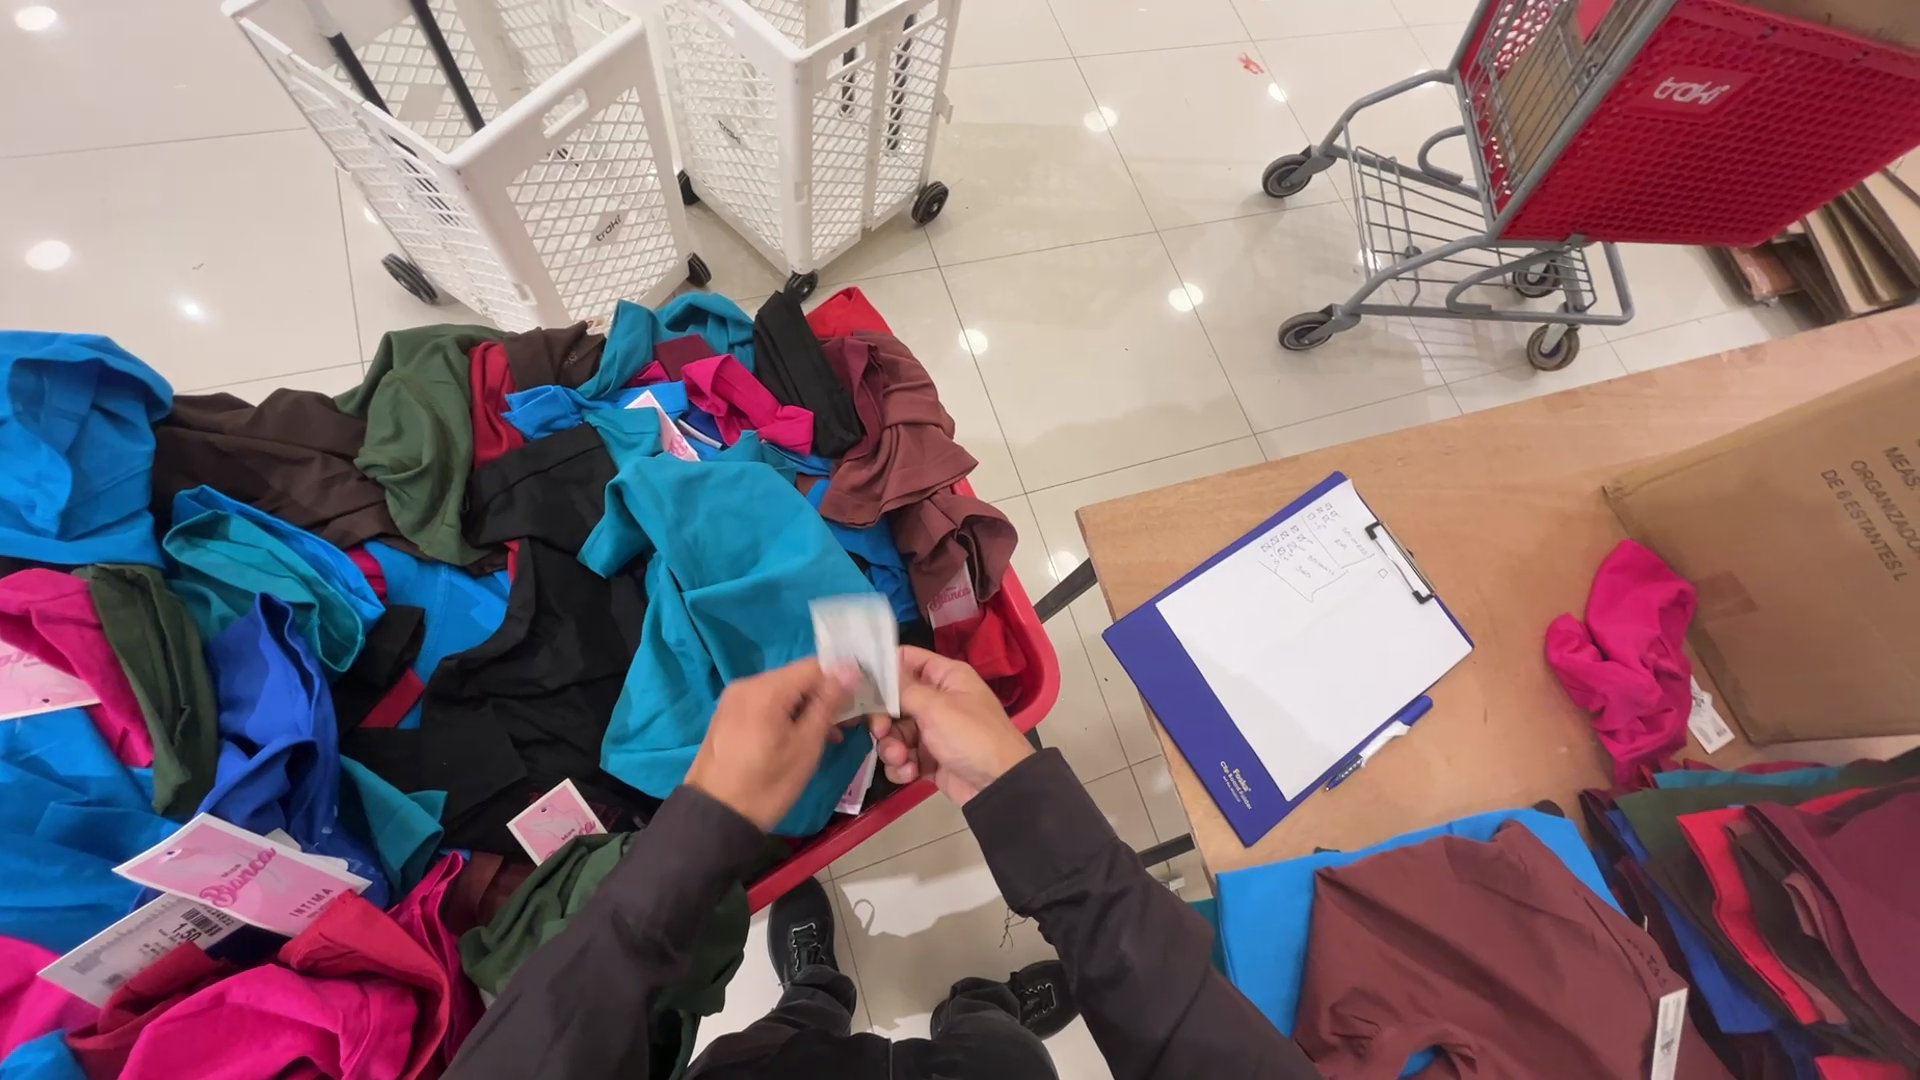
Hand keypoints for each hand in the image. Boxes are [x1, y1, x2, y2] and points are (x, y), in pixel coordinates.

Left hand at [687, 657, 854, 830]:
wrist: (715, 818)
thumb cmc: (767, 784)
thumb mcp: (806, 745)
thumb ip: (828, 703)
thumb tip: (850, 669)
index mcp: (766, 689)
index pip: (815, 666)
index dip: (840, 680)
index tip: (857, 702)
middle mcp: (747, 684)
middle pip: (798, 677)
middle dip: (824, 696)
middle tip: (845, 723)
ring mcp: (735, 698)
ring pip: (784, 690)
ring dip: (807, 707)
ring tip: (827, 734)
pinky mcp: (729, 713)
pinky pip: (767, 702)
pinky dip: (787, 713)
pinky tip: (799, 736)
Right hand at [870, 646, 1031, 806]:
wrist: (999, 786)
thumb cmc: (971, 736)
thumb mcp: (936, 707)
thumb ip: (902, 689)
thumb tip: (877, 669)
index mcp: (945, 676)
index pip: (907, 659)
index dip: (883, 669)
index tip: (860, 683)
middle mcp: (937, 699)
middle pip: (894, 700)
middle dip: (884, 719)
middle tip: (881, 732)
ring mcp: (932, 730)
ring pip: (894, 732)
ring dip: (892, 747)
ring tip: (903, 760)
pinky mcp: (928, 759)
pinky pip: (903, 757)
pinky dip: (902, 766)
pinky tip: (911, 773)